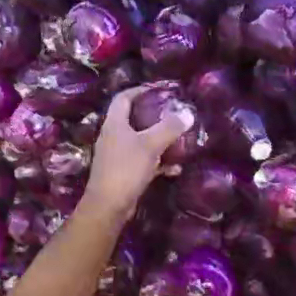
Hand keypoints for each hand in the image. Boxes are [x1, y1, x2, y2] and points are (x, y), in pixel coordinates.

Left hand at [83, 85, 190, 216]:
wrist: (108, 206)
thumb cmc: (126, 169)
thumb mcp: (150, 145)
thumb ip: (169, 128)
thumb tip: (187, 114)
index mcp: (114, 123)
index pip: (123, 98)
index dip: (140, 90)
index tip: (159, 90)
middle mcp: (113, 137)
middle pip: (133, 119)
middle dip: (154, 116)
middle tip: (173, 114)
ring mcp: (117, 156)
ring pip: (140, 141)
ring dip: (158, 140)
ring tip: (179, 139)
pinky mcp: (123, 173)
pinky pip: (144, 162)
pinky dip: (158, 162)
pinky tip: (175, 168)